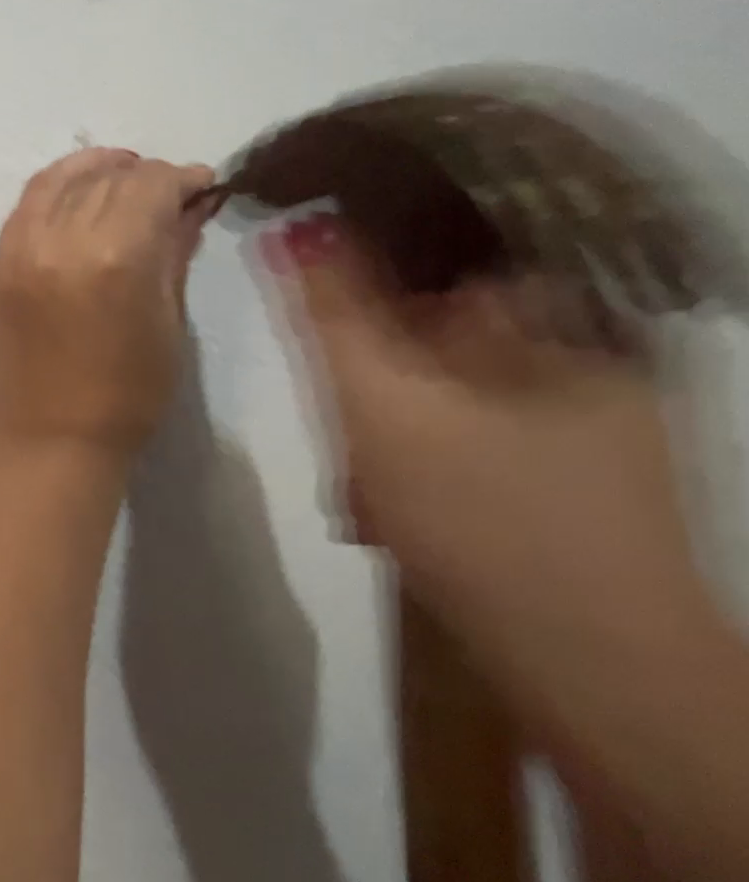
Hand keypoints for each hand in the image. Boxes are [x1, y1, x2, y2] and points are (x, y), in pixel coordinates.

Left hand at [0, 148, 218, 455]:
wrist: (45, 443)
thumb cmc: (124, 400)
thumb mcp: (167, 328)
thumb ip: (174, 257)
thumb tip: (191, 207)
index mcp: (118, 256)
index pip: (153, 185)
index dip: (183, 178)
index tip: (202, 187)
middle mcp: (63, 240)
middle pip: (106, 178)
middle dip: (143, 174)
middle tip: (165, 190)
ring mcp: (21, 251)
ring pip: (57, 182)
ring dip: (93, 171)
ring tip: (118, 180)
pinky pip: (23, 208)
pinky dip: (52, 191)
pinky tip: (73, 199)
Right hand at [266, 215, 705, 622]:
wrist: (584, 656)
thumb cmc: (477, 517)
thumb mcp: (382, 406)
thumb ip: (329, 315)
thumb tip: (292, 225)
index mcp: (558, 312)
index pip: (433, 262)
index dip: (358, 294)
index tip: (320, 344)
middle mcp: (583, 347)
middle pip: (434, 331)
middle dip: (367, 381)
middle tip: (342, 440)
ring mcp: (588, 413)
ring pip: (446, 389)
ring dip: (387, 430)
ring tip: (365, 489)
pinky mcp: (578, 469)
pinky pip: (472, 434)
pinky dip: (423, 460)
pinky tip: (398, 508)